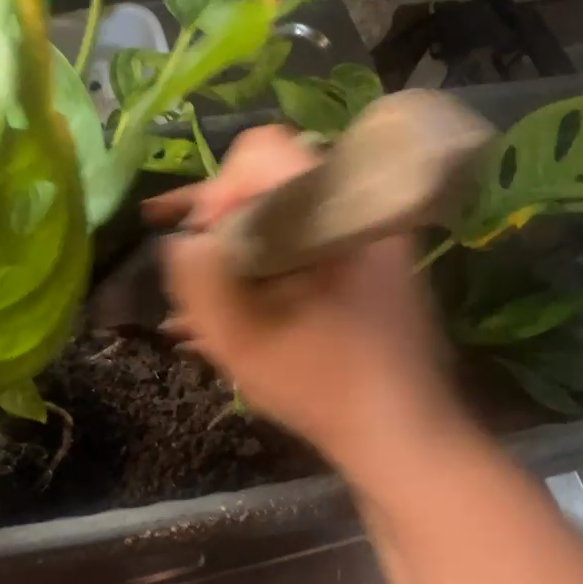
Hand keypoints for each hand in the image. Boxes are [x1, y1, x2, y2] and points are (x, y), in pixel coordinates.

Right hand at [149, 126, 471, 487]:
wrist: (402, 430)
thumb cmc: (320, 384)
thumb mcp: (240, 337)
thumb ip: (198, 278)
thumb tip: (181, 241)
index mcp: (330, 211)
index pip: (259, 153)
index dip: (216, 191)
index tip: (199, 244)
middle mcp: (356, 208)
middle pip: (272, 182)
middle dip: (221, 222)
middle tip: (191, 267)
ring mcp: (369, 237)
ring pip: (285, 216)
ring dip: (239, 249)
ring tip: (200, 298)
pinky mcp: (371, 265)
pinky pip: (307, 243)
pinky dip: (268, 265)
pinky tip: (234, 310)